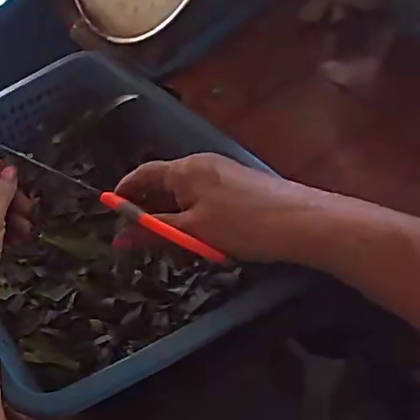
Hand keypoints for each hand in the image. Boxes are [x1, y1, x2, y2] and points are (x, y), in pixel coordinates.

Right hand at [113, 153, 335, 261]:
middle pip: (162, 187)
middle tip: (141, 244)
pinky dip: (194, 223)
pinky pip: (204, 204)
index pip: (141, 175)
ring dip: (173, 224)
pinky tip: (201, 247)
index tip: (111, 217)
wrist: (308, 224)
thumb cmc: (242, 224)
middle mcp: (201, 166)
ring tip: (175, 253)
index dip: (123, 194)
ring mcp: (223, 176)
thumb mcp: (191, 232)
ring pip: (184, 200)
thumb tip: (119, 237)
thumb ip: (152, 232)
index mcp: (184, 169)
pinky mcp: (240, 189)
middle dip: (149, 216)